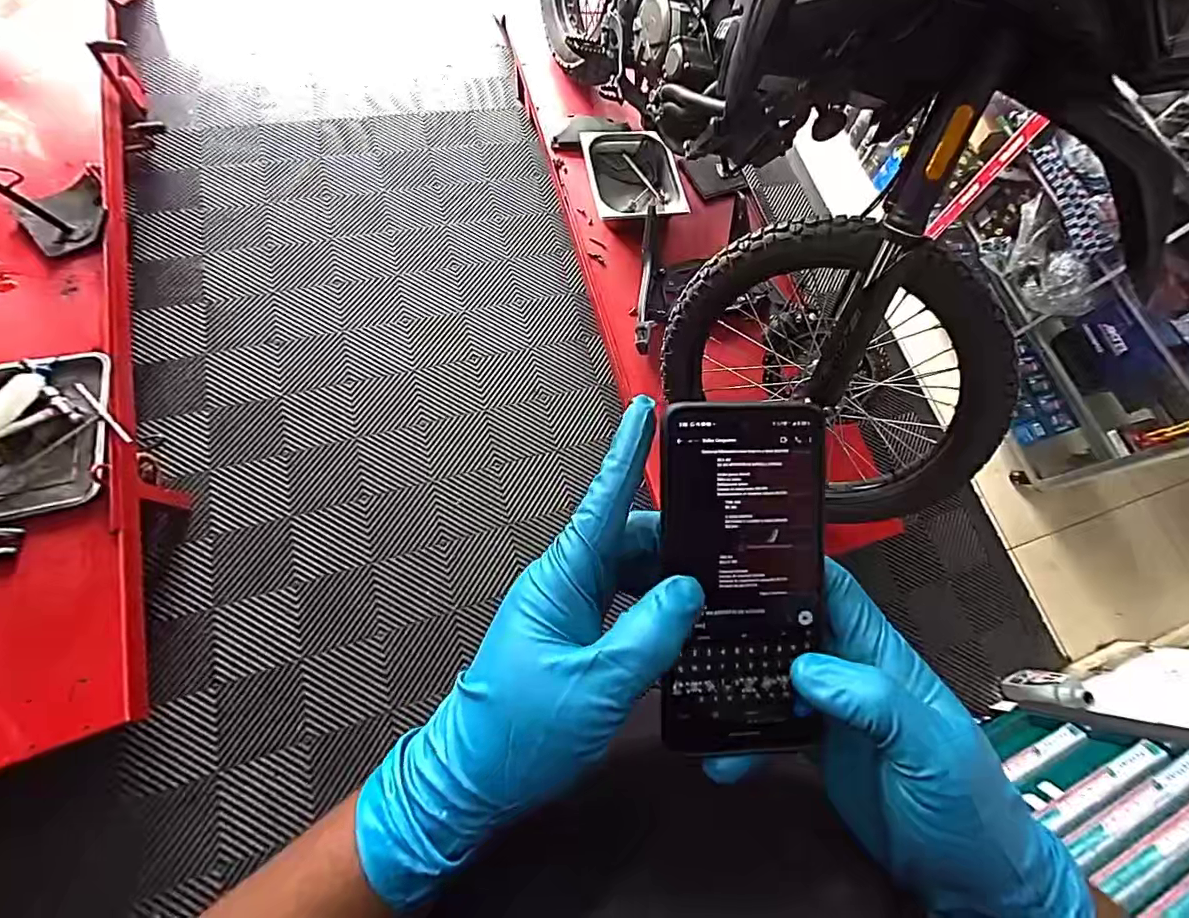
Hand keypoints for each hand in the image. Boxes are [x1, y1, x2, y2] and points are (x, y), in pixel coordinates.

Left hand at [354, 396, 702, 909]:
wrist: (473, 775)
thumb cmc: (517, 733)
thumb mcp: (597, 685)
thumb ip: (650, 634)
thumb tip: (687, 591)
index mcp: (561, 577)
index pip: (602, 499)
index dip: (626, 452)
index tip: (643, 413)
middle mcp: (566, 579)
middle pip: (628, 534)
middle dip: (671, 536)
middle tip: (714, 545)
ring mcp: (570, 602)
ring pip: (630, 566)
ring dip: (665, 573)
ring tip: (704, 588)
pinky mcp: (577, 626)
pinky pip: (624, 595)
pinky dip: (654, 600)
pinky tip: (677, 618)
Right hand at [720, 559, 1091, 917]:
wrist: (971, 882)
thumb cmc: (974, 809)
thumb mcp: (932, 747)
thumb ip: (876, 700)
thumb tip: (809, 669)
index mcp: (880, 654)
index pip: (835, 588)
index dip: (795, 565)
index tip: (750, 557)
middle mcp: (850, 671)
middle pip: (791, 624)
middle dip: (750, 617)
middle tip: (703, 619)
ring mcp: (830, 707)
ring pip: (773, 671)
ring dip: (739, 677)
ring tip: (705, 687)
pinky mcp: (816, 743)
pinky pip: (770, 723)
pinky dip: (744, 734)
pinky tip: (727, 752)